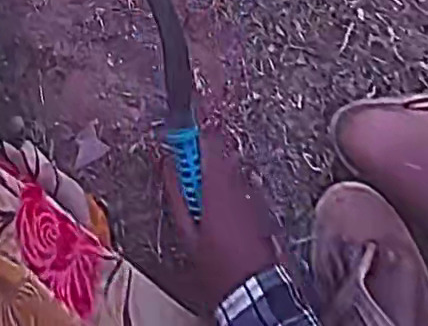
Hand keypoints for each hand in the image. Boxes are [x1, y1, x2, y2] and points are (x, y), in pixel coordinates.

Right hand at [162, 126, 278, 307]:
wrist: (256, 294)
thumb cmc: (218, 265)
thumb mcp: (187, 232)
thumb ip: (175, 193)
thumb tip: (166, 164)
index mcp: (216, 185)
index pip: (207, 141)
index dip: (192, 133)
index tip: (178, 137)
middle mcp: (237, 185)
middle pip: (220, 151)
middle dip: (202, 154)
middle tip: (187, 171)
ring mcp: (252, 196)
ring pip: (231, 168)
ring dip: (215, 171)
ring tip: (203, 195)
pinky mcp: (261, 209)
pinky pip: (243, 185)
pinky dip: (230, 188)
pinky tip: (222, 210)